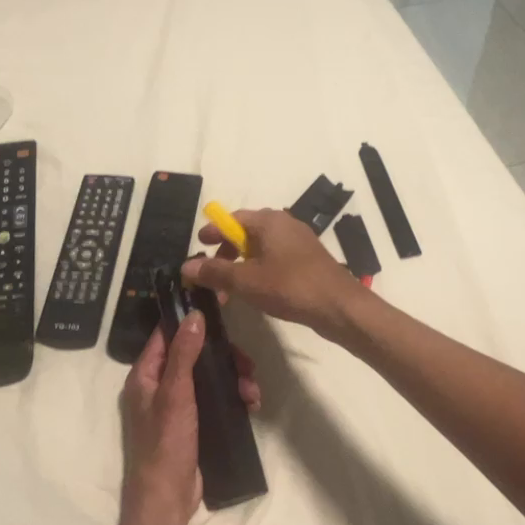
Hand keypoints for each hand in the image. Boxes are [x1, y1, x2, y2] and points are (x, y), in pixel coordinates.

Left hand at [118, 317, 261, 524]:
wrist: (167, 499)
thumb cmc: (165, 443)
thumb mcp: (175, 394)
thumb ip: (184, 354)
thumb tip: (194, 315)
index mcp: (146, 374)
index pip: (167, 334)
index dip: (191, 318)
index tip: (220, 307)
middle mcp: (160, 385)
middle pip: (195, 354)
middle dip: (223, 356)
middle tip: (246, 363)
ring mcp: (178, 404)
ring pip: (209, 375)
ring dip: (233, 377)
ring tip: (252, 391)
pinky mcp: (195, 422)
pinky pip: (216, 397)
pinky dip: (233, 396)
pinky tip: (251, 403)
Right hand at [183, 208, 370, 342]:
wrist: (338, 306)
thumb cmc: (290, 286)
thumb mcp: (246, 280)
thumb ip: (215, 271)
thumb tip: (186, 265)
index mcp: (269, 221)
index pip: (233, 218)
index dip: (213, 231)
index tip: (198, 246)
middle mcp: (285, 224)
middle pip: (246, 232)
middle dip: (226, 252)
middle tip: (211, 274)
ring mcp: (299, 241)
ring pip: (261, 248)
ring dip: (242, 265)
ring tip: (231, 289)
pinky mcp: (307, 260)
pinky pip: (275, 258)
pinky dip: (260, 270)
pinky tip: (257, 291)